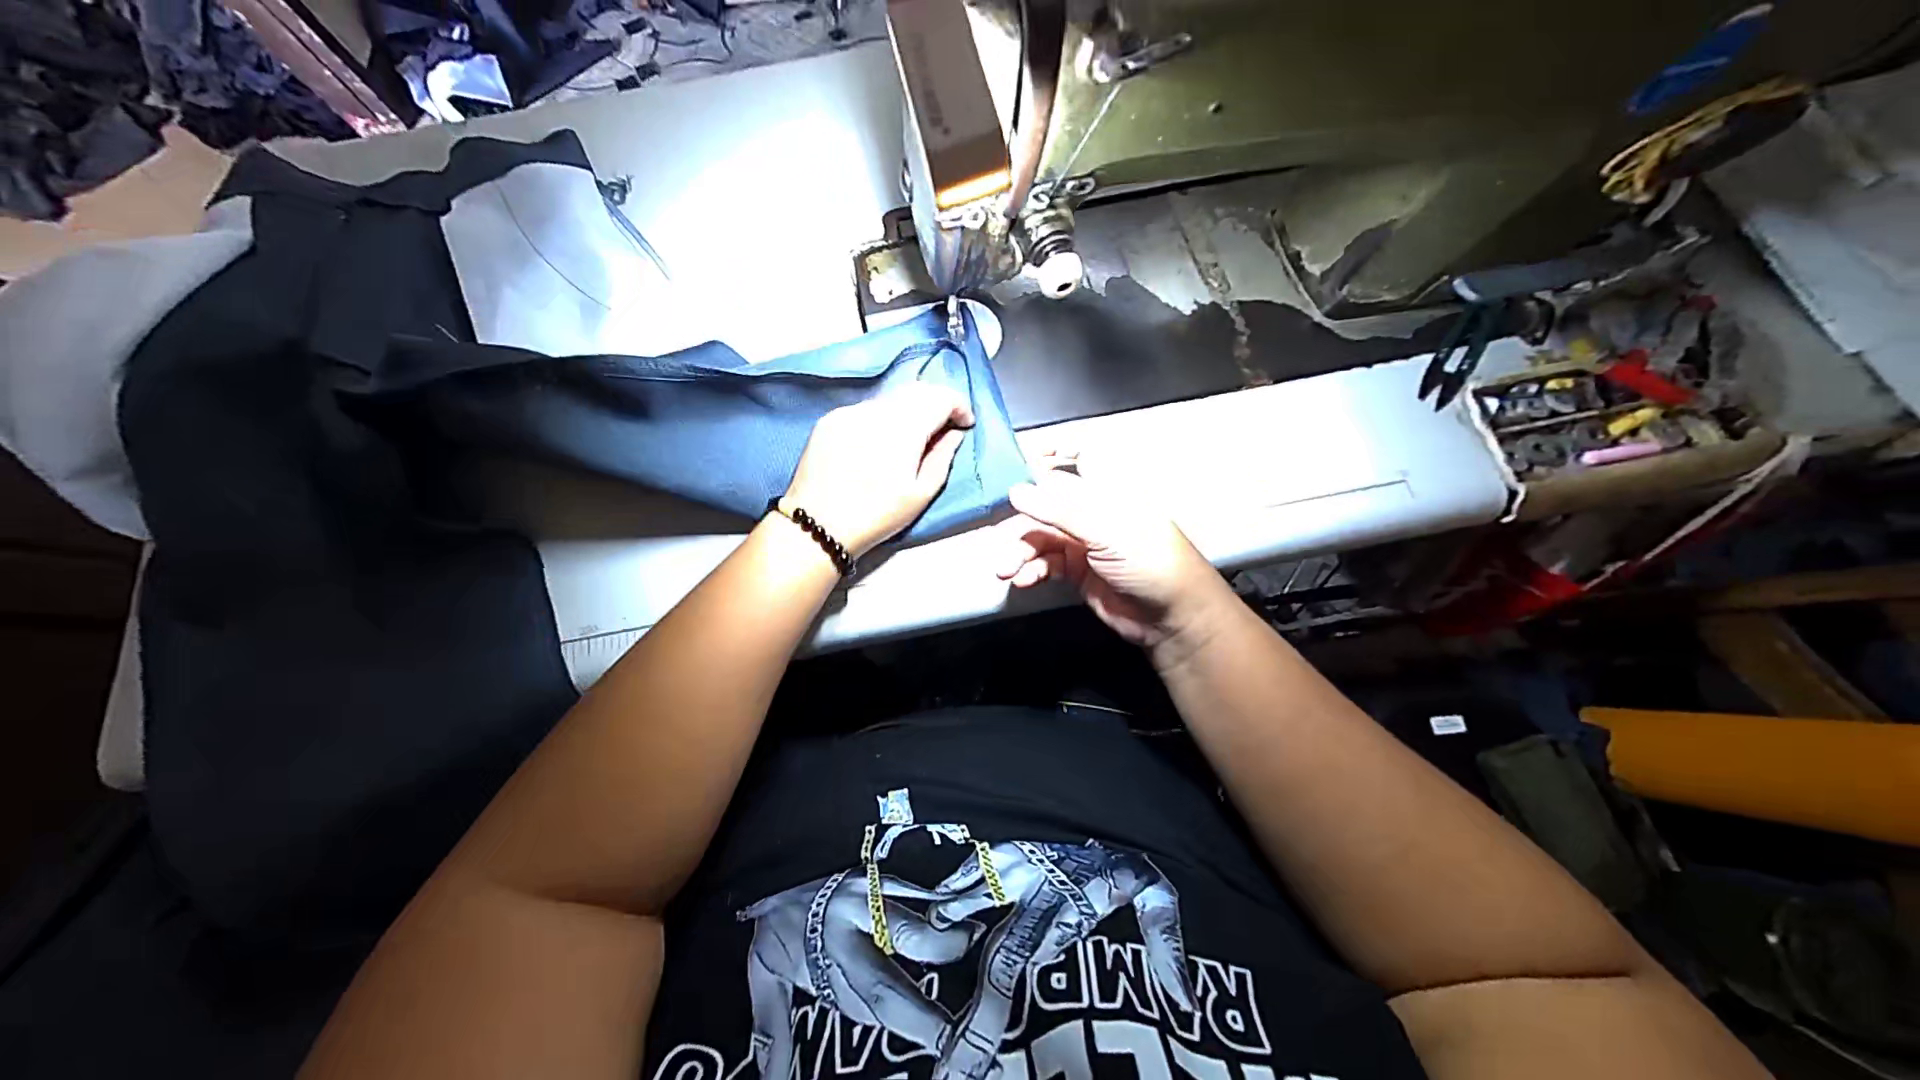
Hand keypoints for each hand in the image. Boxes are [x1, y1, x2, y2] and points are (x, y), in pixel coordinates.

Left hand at [781, 384, 974, 558]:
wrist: (816, 526)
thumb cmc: (874, 516)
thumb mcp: (920, 494)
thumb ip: (943, 458)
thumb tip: (954, 434)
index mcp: (902, 428)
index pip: (940, 397)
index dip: (958, 406)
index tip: (964, 423)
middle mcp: (875, 411)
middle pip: (916, 390)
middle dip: (936, 403)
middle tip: (944, 426)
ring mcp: (849, 412)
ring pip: (890, 398)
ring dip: (908, 410)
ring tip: (912, 438)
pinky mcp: (830, 420)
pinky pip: (866, 409)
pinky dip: (882, 418)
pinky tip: (879, 443)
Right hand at [993, 455, 1237, 665]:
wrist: (1171, 617)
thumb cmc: (1150, 561)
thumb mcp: (1106, 530)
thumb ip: (1059, 510)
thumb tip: (1016, 491)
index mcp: (1109, 489)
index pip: (1077, 458)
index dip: (1051, 455)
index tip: (1018, 460)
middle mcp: (1093, 510)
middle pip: (1046, 504)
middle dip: (1021, 520)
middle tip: (998, 537)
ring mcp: (1083, 540)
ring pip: (1040, 536)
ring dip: (1019, 551)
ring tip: (1005, 569)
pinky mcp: (1076, 569)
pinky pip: (1044, 563)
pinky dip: (1030, 570)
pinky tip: (1023, 580)